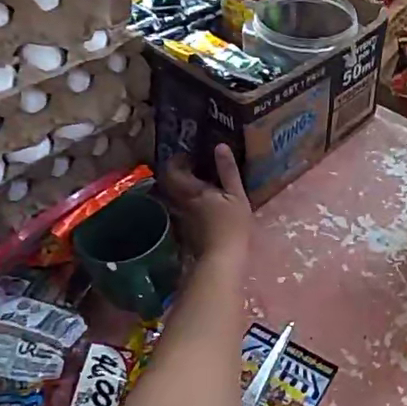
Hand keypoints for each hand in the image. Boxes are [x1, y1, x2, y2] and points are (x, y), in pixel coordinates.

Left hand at [162, 143, 251, 265]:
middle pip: (170, 182)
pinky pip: (180, 207)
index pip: (172, 169)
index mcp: (191, 190)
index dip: (177, 159)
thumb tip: (220, 146)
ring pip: (174, 195)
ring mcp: (180, 216)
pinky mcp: (185, 229)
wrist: (221, 259)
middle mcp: (180, 201)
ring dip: (182, 187)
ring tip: (200, 183)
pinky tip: (203, 203)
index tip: (190, 155)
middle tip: (195, 167)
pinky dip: (187, 200)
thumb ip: (228, 171)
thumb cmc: (232, 225)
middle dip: (178, 172)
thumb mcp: (237, 195)